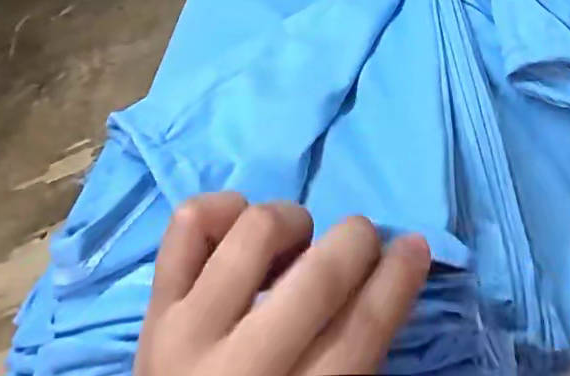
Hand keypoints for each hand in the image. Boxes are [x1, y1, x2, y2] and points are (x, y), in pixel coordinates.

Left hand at [136, 193, 431, 375]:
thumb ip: (346, 357)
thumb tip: (381, 280)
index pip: (360, 334)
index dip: (396, 281)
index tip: (414, 244)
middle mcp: (240, 368)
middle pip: (317, 279)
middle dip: (355, 241)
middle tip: (363, 236)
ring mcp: (188, 331)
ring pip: (255, 232)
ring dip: (290, 220)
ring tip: (296, 241)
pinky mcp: (154, 306)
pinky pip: (189, 224)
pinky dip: (223, 209)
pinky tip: (239, 228)